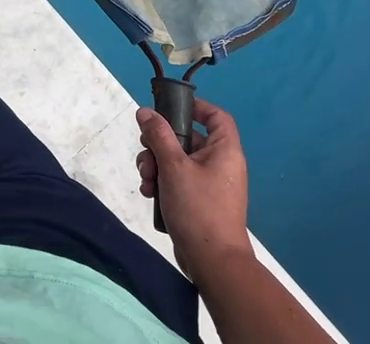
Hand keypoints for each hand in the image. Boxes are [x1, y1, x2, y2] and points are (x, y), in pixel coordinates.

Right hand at [136, 98, 251, 280]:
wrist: (213, 262)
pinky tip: (150, 194)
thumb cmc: (198, 207)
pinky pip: (177, 180)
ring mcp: (209, 184)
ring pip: (176, 160)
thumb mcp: (173, 166)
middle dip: (159, 144)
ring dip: (156, 165)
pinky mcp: (199, 201)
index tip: (169, 108)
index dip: (195, 107)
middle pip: (187, 138)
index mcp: (224, 151)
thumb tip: (145, 112)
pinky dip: (162, 182)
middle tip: (146, 153)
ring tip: (147, 181)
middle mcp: (220, 164)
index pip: (216, 116)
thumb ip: (158, 135)